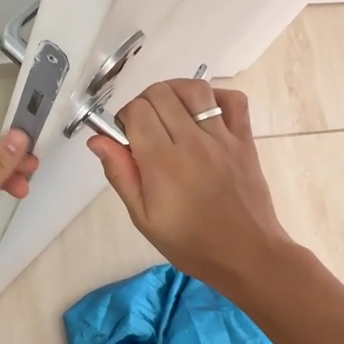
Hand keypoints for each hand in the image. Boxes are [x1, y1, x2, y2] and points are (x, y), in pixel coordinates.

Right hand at [87, 79, 292, 290]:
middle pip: (160, 93)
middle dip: (143, 104)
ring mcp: (222, 138)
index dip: (123, 119)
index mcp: (163, 164)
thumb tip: (97, 140)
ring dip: (174, 92)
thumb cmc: (189, 242)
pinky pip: (233, 100)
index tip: (125, 139)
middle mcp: (192, 142)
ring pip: (194, 89)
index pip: (136, 112)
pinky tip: (203, 114)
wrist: (246, 254)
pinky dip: (215, 96)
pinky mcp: (244, 140)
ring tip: (169, 113)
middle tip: (144, 129)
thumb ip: (120, 174)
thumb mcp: (143, 217)